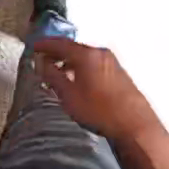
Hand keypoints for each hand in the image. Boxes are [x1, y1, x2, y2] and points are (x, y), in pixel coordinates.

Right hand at [29, 38, 163, 145]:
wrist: (135, 125)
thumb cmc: (99, 110)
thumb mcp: (69, 95)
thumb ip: (52, 77)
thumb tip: (42, 63)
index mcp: (87, 55)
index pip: (61, 43)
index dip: (45, 44)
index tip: (34, 46)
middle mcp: (100, 53)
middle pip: (74, 47)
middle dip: (57, 52)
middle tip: (43, 58)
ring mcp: (112, 62)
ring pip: (85, 56)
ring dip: (69, 61)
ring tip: (57, 71)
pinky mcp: (119, 73)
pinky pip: (94, 63)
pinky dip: (81, 67)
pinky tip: (77, 80)